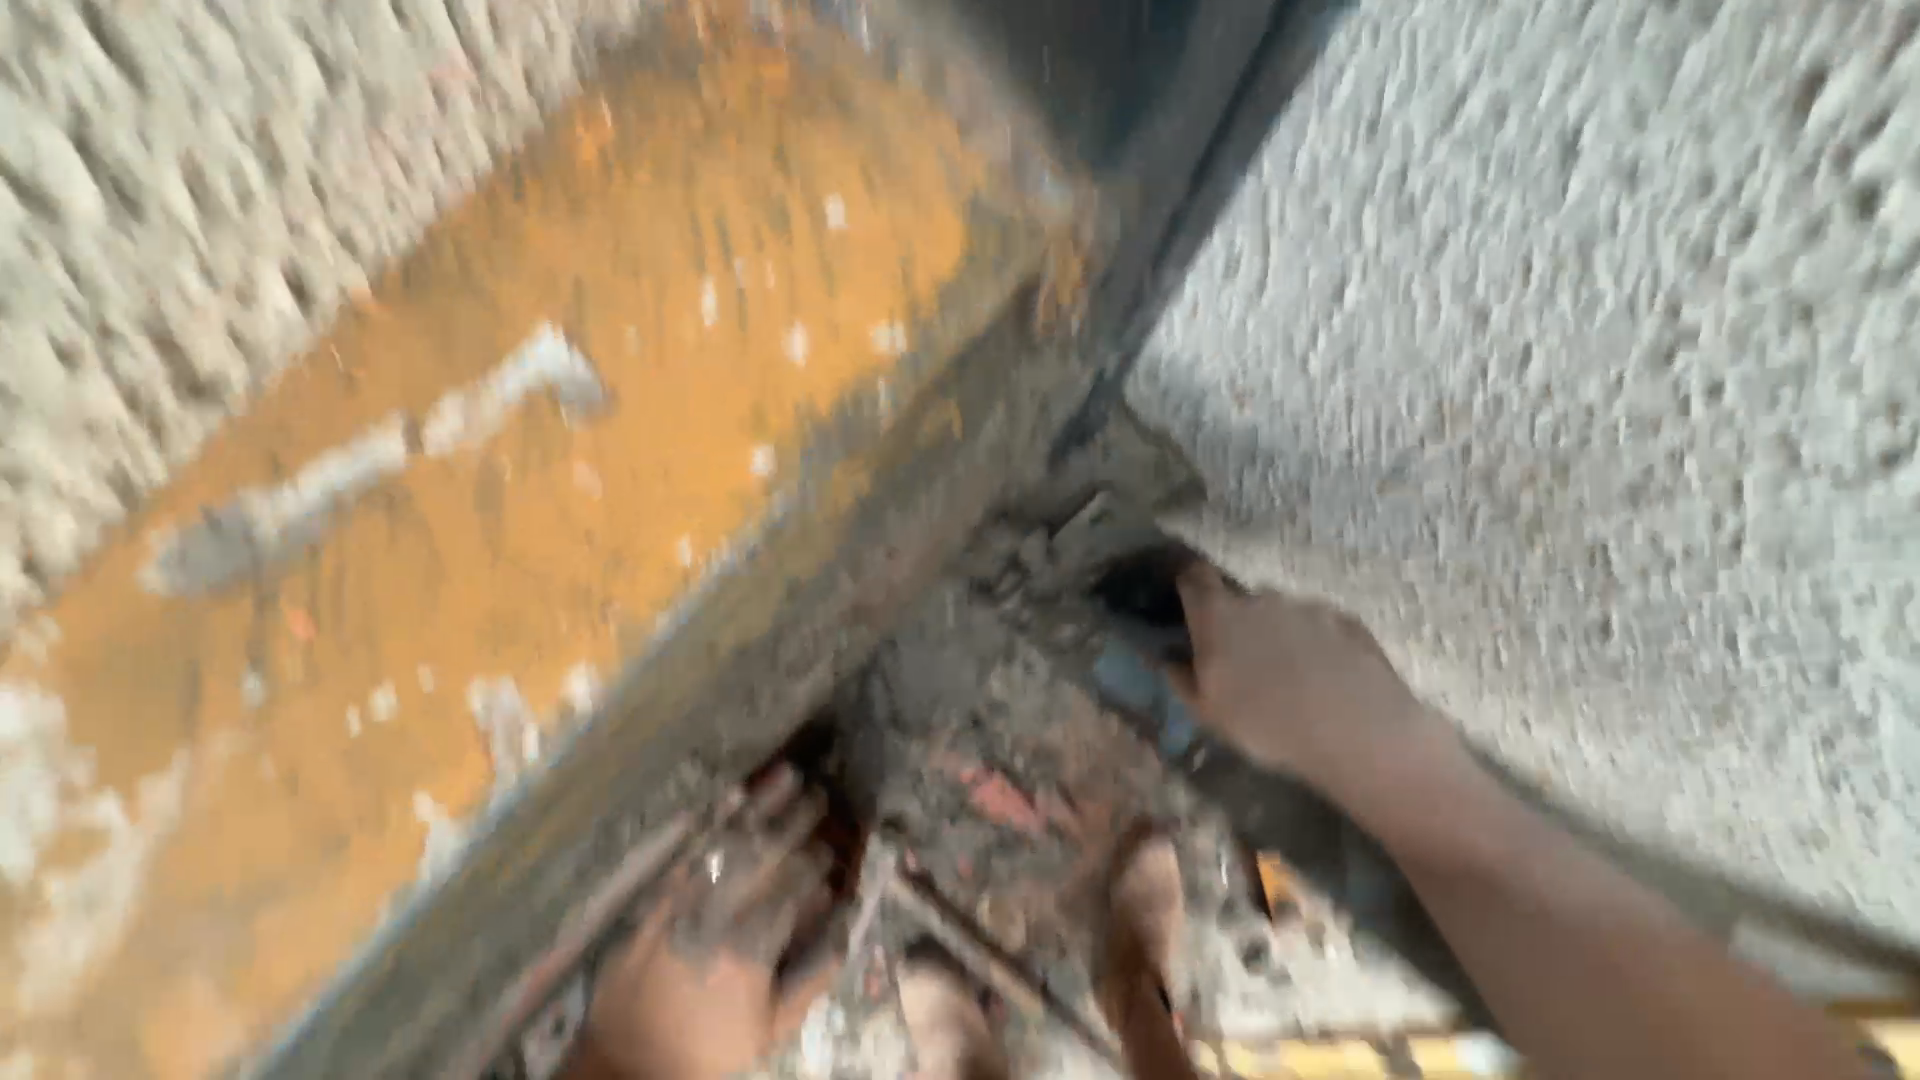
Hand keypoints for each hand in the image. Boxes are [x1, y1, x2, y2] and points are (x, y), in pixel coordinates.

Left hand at [575, 770, 840, 1079]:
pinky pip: (689, 847)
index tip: (833, 849)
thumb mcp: (773, 1025)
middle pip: (764, 853)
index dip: (818, 862)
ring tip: (789, 775)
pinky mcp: (656, 895)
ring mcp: (681, 898)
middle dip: (797, 820)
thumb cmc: (709, 1045)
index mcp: (748, 948)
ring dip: (761, 803)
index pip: (793, 887)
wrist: (629, 1060)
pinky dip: (713, 817)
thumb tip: (841, 915)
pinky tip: (734, 793)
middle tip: (822, 795)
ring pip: (727, 838)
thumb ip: (814, 971)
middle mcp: (715, 914)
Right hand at [1169, 563, 1463, 798]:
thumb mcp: (1209, 714)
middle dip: (1239, 623)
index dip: (1188, 584)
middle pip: (1241, 600)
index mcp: (1219, 616)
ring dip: (1280, 634)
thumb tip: (1168, 659)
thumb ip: (1183, 680)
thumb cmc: (1267, 724)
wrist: (1360, 733)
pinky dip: (1317, 645)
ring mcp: (1309, 607)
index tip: (1188, 602)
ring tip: (1292, 677)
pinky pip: (1321, 627)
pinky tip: (1326, 680)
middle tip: (1246, 662)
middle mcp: (1262, 599)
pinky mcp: (1348, 621)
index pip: (1194, 577)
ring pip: (1283, 614)